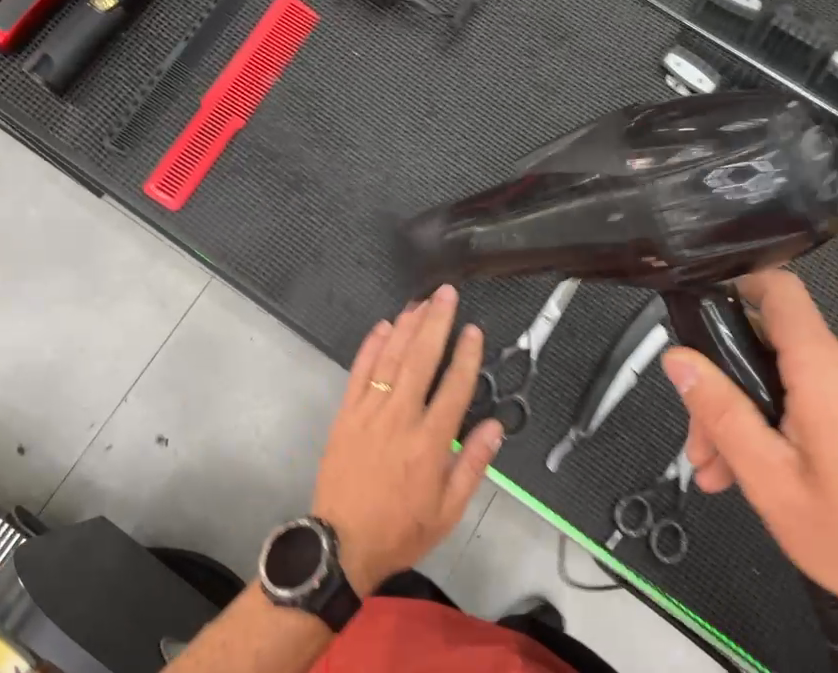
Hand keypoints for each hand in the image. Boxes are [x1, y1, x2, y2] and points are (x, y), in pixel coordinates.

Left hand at [311, 285, 504, 594]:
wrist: (341, 543)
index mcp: (430, 443)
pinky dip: (371, 346)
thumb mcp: (448, 510)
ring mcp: (369, 412)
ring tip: (420, 301)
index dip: (466, 355)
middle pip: (421, 360)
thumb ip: (473, 465)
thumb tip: (496, 426)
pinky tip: (383, 327)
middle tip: (446, 294)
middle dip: (435, 322)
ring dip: (406, 326)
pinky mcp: (345, 414)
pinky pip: (359, 372)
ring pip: (390, 358)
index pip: (453, 387)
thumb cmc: (402, 529)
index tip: (474, 329)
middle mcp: (400, 418)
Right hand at [663, 271, 837, 672]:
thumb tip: (677, 357)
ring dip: (745, 415)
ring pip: (785, 378)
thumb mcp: (769, 480)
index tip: (694, 316)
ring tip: (720, 474)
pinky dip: (778, 425)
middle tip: (699, 448)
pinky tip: (758, 474)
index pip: (779, 290)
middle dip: (723, 387)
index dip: (733, 286)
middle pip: (769, 345)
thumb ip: (720, 412)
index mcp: (826, 371)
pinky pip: (812, 399)